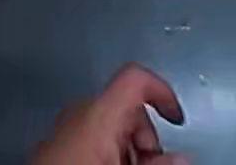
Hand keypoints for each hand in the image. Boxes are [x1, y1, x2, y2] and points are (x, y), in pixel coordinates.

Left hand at [31, 63, 187, 164]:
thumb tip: (181, 158)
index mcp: (97, 115)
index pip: (134, 78)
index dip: (161, 91)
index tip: (177, 118)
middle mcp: (79, 113)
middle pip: (126, 108)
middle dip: (147, 140)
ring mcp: (64, 129)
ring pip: (109, 127)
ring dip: (128, 151)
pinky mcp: (55, 148)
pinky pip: (91, 141)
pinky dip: (108, 156)